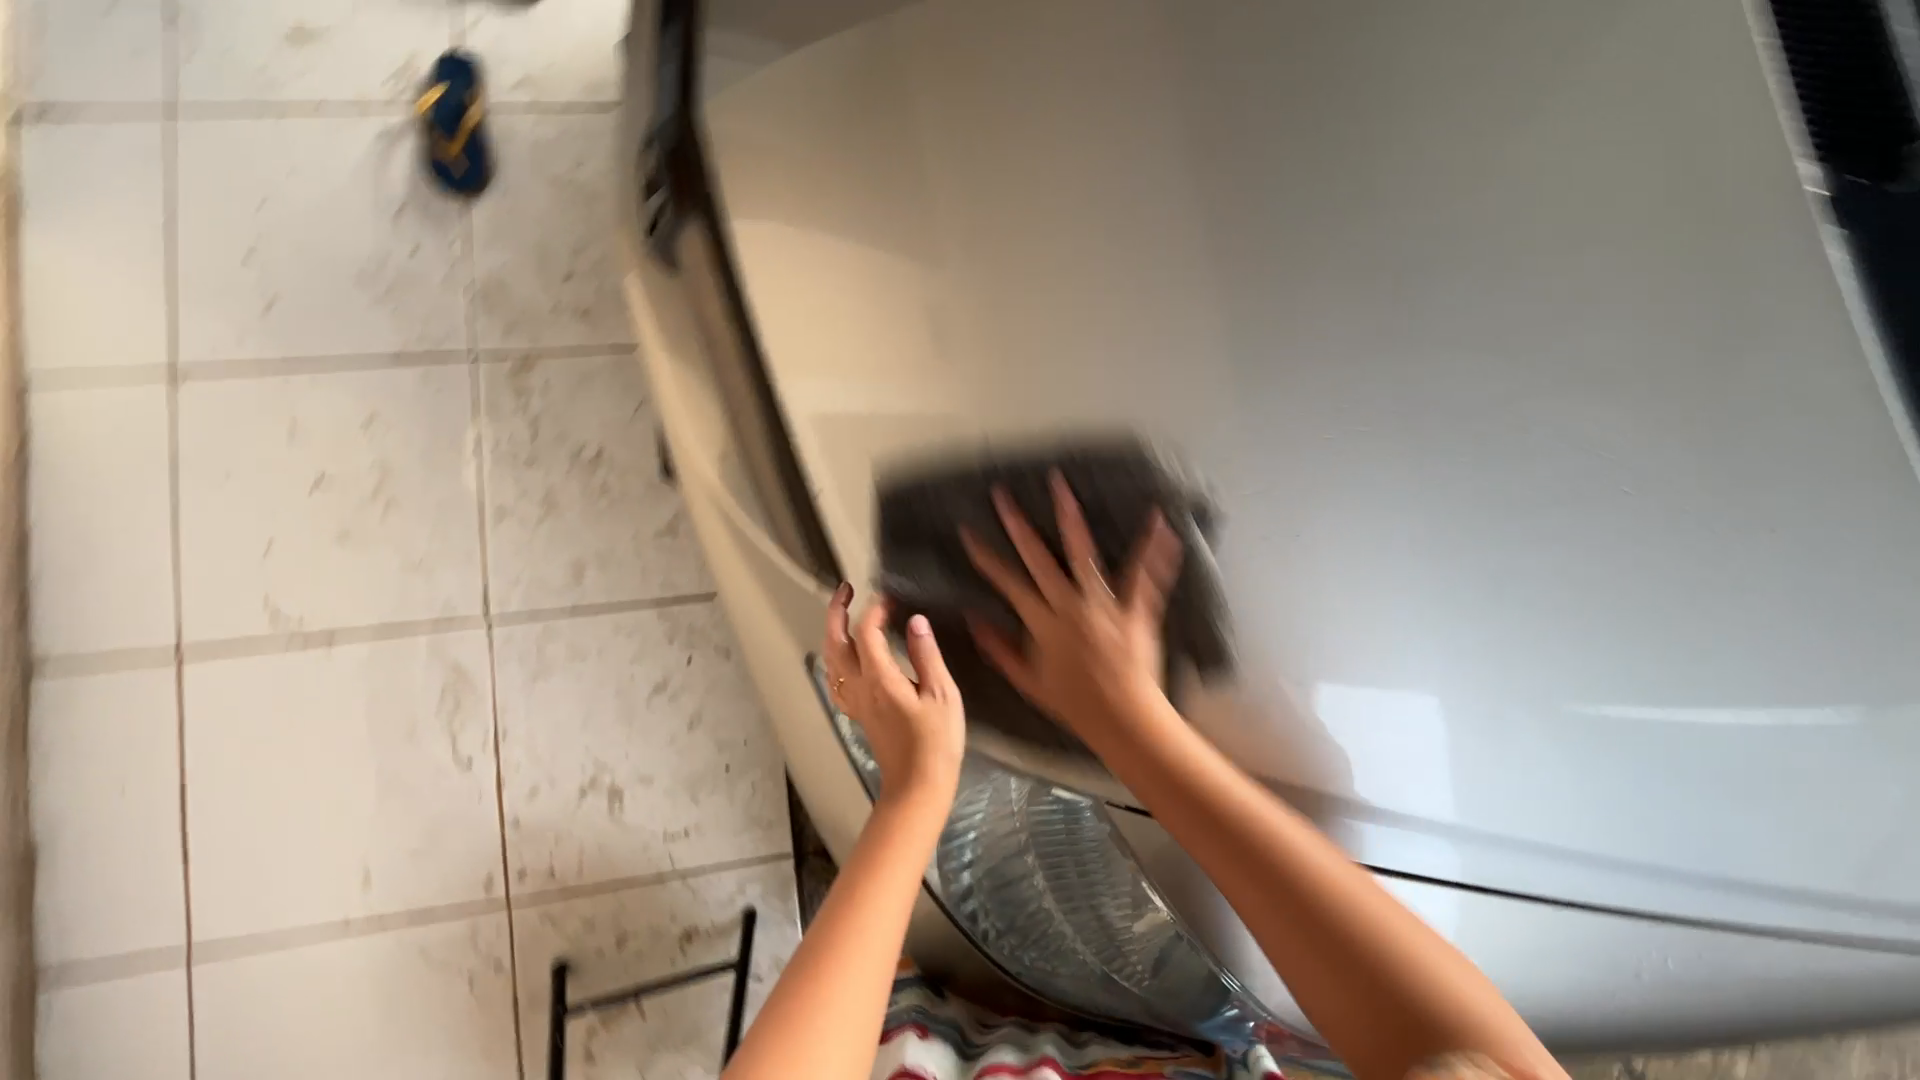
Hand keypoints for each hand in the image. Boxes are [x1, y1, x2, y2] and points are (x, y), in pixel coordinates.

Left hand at [823, 583, 965, 802]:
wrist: (918, 785)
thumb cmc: (936, 741)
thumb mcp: (942, 695)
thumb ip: (926, 655)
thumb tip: (915, 620)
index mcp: (879, 679)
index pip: (866, 633)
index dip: (874, 610)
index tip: (890, 599)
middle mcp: (859, 687)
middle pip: (835, 643)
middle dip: (836, 612)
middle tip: (845, 590)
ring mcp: (855, 702)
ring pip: (830, 661)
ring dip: (832, 633)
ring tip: (842, 615)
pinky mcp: (858, 714)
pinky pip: (836, 679)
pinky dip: (835, 659)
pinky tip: (844, 657)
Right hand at [962, 470, 1184, 740]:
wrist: (1122, 718)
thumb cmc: (1075, 703)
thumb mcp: (1028, 682)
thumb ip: (1000, 649)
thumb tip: (974, 620)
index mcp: (1042, 622)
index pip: (1006, 582)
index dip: (985, 556)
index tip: (968, 531)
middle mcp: (1068, 605)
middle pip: (1037, 556)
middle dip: (1017, 523)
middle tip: (1002, 494)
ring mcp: (1103, 604)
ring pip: (1082, 552)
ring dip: (1070, 516)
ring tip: (1060, 486)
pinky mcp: (1135, 609)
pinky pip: (1145, 575)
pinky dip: (1155, 548)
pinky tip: (1160, 520)